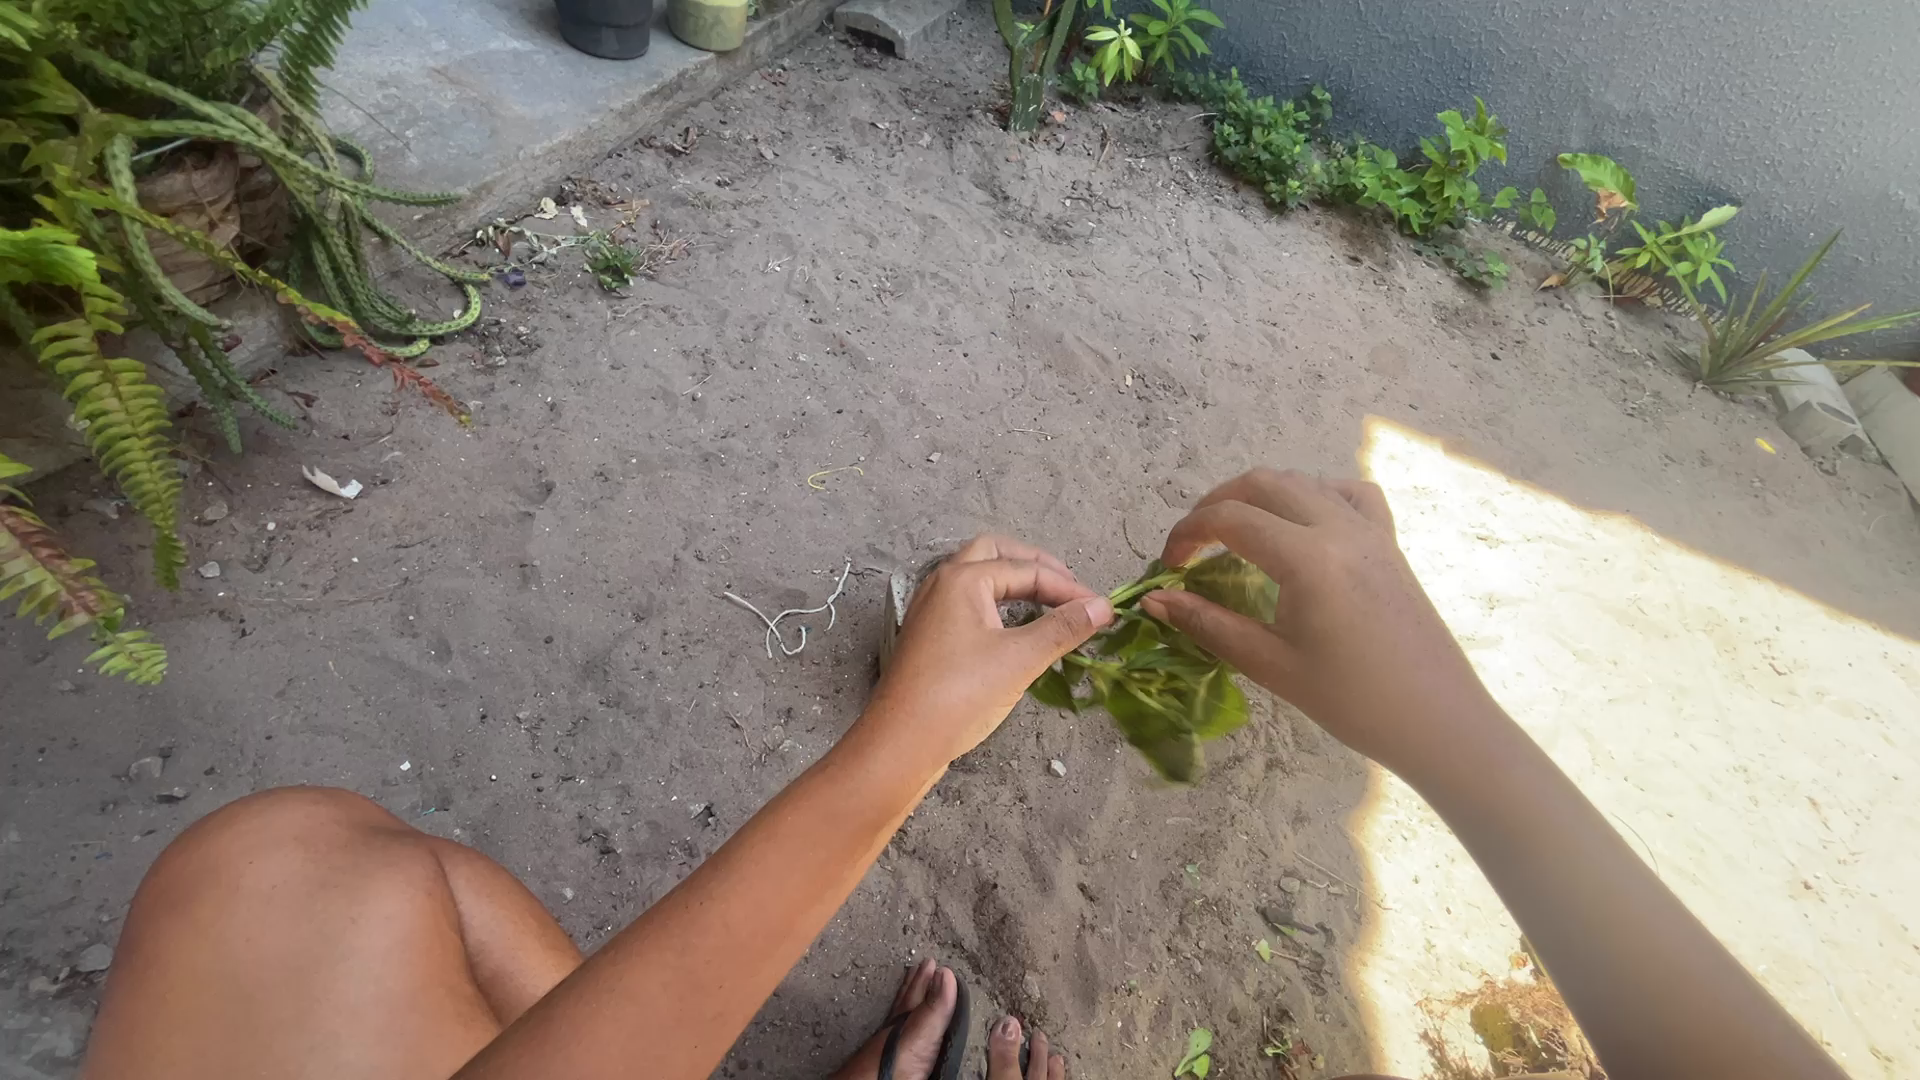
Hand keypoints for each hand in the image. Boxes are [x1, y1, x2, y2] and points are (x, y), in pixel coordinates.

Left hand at [862, 536, 1112, 768]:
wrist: (902, 742)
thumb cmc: (960, 695)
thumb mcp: (1019, 659)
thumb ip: (1063, 628)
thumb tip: (1103, 606)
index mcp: (962, 578)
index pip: (1026, 569)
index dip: (1068, 586)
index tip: (1101, 607)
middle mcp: (942, 582)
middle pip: (995, 554)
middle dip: (1035, 565)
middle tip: (1069, 586)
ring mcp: (931, 608)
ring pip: (978, 577)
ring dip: (1014, 582)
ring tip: (1048, 601)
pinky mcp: (929, 634)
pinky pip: (968, 601)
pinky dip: (997, 602)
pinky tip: (1014, 626)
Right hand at [1140, 468, 1494, 777]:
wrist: (1439, 722)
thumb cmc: (1351, 701)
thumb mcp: (1269, 664)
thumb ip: (1206, 623)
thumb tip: (1154, 599)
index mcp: (1308, 558)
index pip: (1229, 518)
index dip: (1187, 534)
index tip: (1169, 567)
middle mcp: (1340, 528)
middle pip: (1262, 483)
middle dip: (1215, 504)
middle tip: (1192, 545)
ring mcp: (1371, 530)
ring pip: (1302, 481)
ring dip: (1257, 496)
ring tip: (1234, 535)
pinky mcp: (1389, 542)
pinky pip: (1348, 494)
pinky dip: (1312, 496)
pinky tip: (1300, 526)